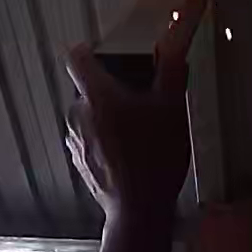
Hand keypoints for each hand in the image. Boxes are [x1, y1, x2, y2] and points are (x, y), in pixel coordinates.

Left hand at [66, 0, 211, 222]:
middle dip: (112, 88)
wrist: (139, 210)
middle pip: (88, 86)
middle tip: (141, 98)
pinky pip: (90, 136)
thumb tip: (176, 42)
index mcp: (97, 96)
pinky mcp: (79, 159)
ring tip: (139, 128)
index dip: (91, 50)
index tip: (106, 54)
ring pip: (90, 112)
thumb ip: (172, 69)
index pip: (77, 57)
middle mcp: (78, 115)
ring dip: (109, 114)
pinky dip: (106, 136)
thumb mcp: (172, 108)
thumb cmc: (154, 161)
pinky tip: (130, 149)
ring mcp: (76, 139)